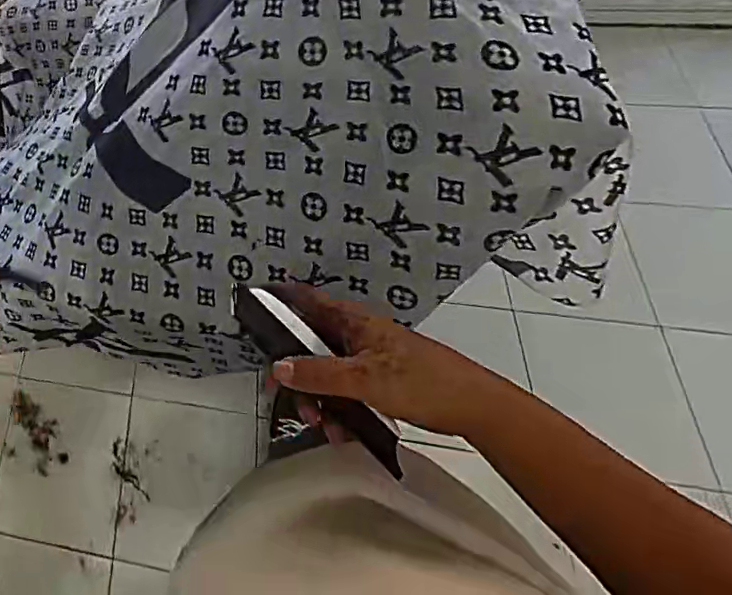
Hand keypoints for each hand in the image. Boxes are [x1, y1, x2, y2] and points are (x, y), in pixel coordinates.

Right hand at [268, 283, 509, 438]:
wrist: (473, 405)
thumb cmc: (421, 381)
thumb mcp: (363, 380)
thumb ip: (319, 373)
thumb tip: (280, 367)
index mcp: (352, 320)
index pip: (307, 300)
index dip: (281, 302)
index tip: (257, 312)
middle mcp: (358, 332)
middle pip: (313, 345)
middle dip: (301, 375)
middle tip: (296, 403)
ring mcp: (370, 355)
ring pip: (330, 371)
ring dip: (322, 399)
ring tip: (327, 426)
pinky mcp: (382, 377)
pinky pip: (349, 388)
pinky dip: (342, 407)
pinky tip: (346, 431)